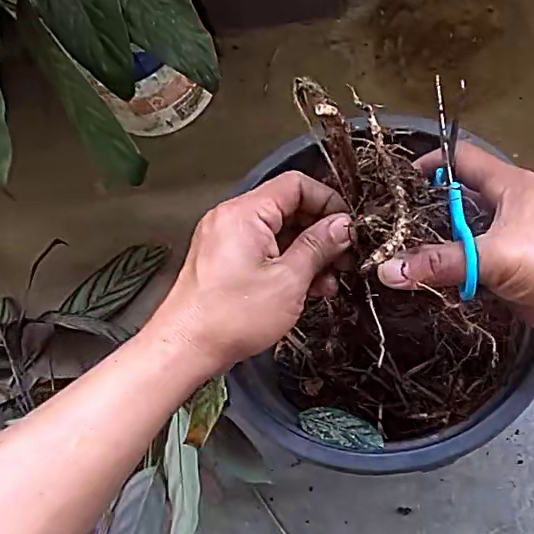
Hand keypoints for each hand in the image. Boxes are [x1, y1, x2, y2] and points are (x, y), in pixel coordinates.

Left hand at [146, 171, 351, 370]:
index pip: (296, 184)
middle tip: (344, 258)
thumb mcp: (289, 281)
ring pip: (277, 233)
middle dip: (320, 233)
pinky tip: (305, 288)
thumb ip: (319, 247)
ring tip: (327, 281)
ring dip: (306, 254)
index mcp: (245, 213)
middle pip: (288, 208)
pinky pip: (262, 251)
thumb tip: (342, 226)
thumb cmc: (228, 318)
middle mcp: (230, 219)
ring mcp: (224, 240)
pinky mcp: (222, 261)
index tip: (347, 227)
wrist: (185, 348)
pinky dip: (285, 265)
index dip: (328, 202)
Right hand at [376, 144, 533, 338]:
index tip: (398, 183)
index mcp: (507, 186)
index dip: (429, 164)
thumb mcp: (493, 256)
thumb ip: (441, 262)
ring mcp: (506, 239)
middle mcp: (504, 208)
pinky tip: (429, 280)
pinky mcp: (506, 268)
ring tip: (402, 255)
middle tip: (392, 227)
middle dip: (423, 213)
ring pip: (459, 236)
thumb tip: (392, 270)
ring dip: (435, 247)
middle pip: (453, 200)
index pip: (460, 158)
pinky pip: (468, 264)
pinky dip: (449, 272)